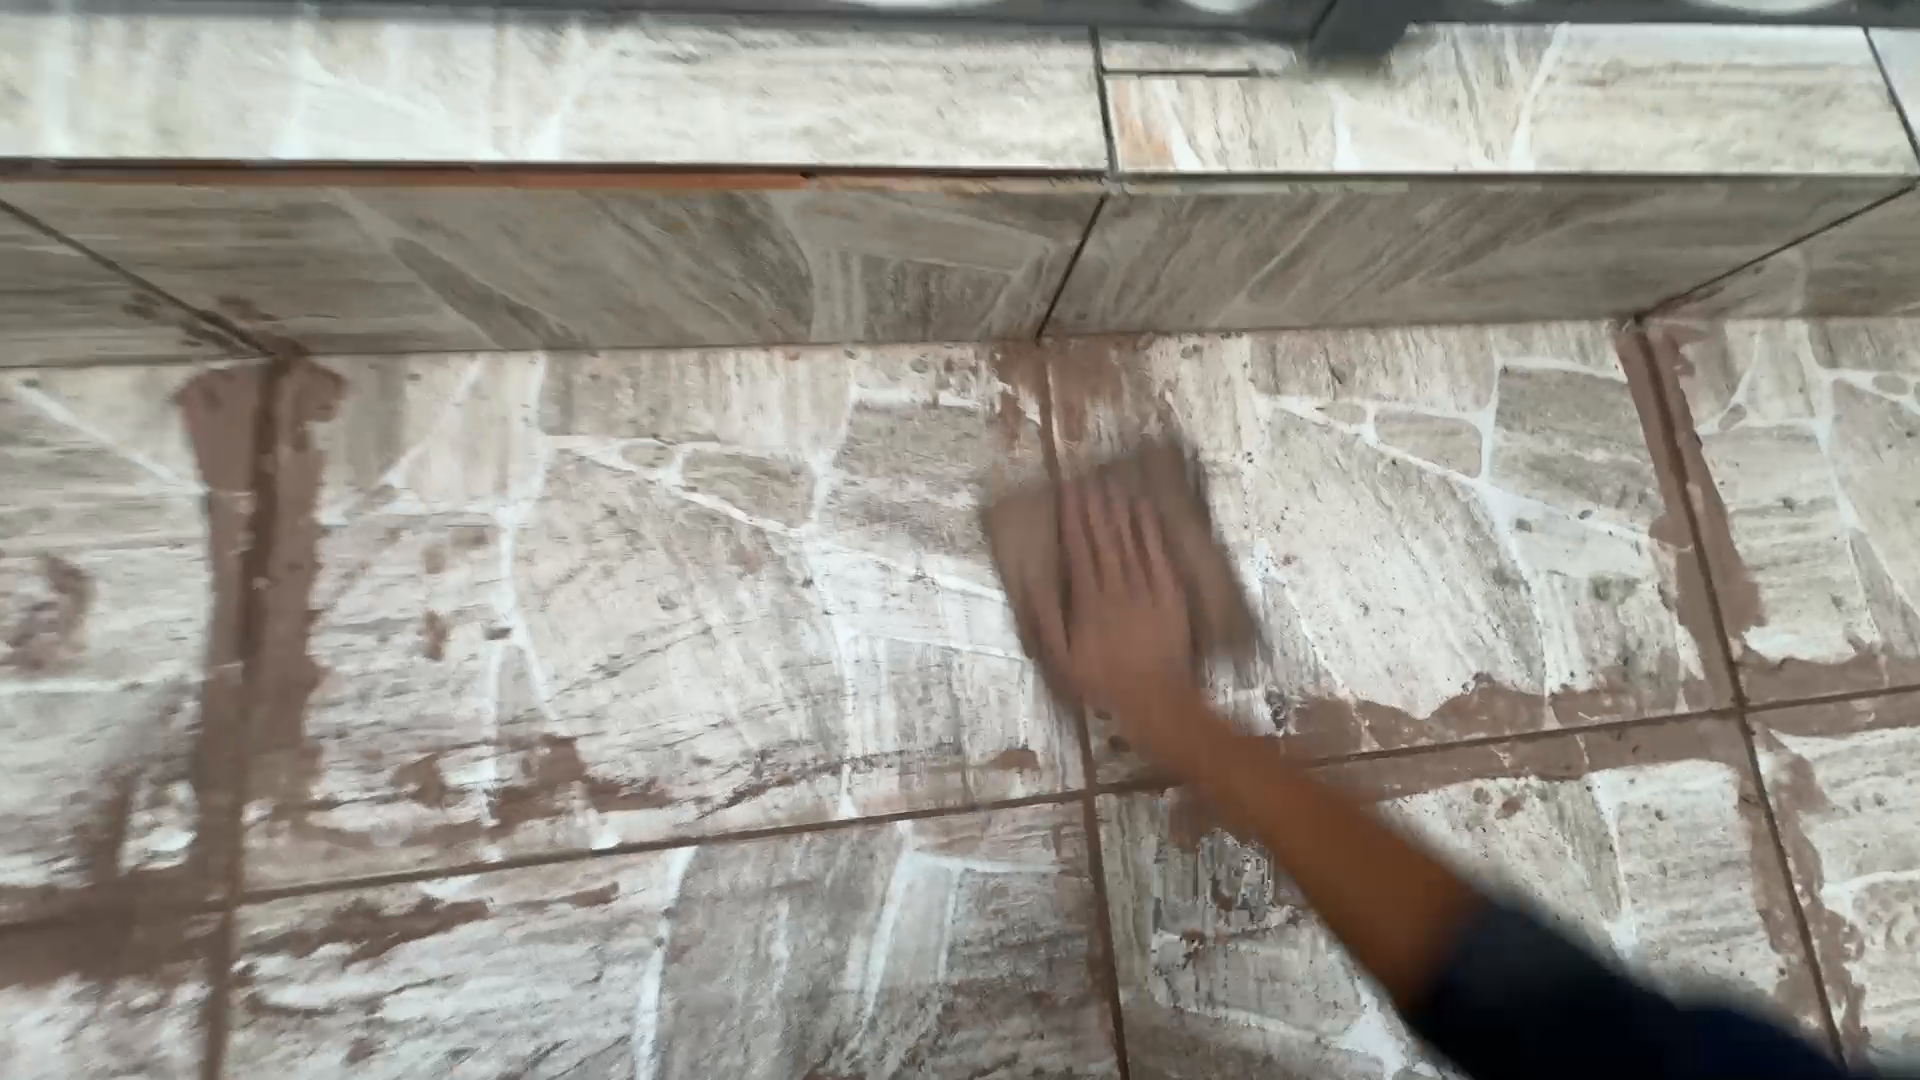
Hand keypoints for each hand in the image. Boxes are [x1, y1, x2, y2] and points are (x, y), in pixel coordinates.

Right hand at [1035, 479, 1205, 762]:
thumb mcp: (1062, 660)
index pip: (1078, 549)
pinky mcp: (1170, 593)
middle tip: (1088, 478)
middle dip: (1094, 506)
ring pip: (1130, 540)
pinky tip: (1145, 509)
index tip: (1067, 493)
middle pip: (1103, 538)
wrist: (1157, 698)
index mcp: (1088, 600)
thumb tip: (1031, 584)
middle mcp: (1116, 585)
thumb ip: (1047, 620)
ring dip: (1119, 510)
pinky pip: (1158, 554)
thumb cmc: (1103, 683)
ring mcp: (1146, 587)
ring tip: (1111, 484)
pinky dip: (1151, 530)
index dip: (1072, 518)